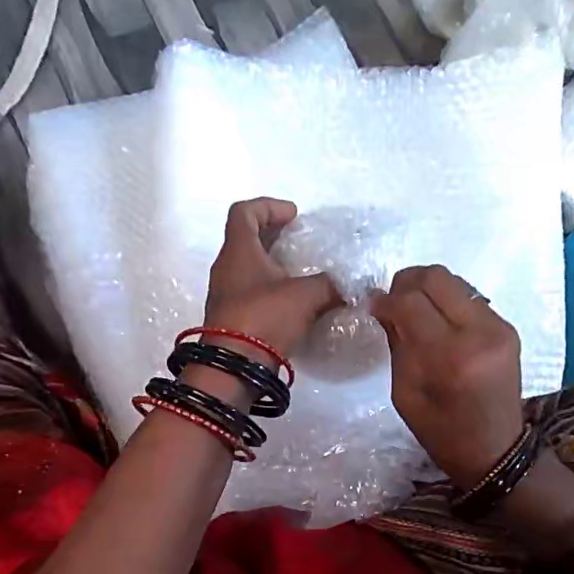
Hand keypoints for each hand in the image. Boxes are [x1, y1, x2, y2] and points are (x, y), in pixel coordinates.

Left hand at [201, 198, 342, 361]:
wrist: (235, 367)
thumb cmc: (265, 318)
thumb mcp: (306, 296)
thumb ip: (329, 285)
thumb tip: (350, 286)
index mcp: (238, 251)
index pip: (244, 212)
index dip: (269, 206)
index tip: (293, 215)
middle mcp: (225, 269)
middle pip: (245, 240)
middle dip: (272, 236)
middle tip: (297, 241)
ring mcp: (224, 296)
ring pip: (246, 269)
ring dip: (270, 266)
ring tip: (297, 275)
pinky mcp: (229, 321)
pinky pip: (249, 295)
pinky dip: (269, 292)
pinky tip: (290, 305)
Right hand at [370, 265, 524, 488]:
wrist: (496, 450)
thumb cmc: (443, 433)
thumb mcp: (406, 395)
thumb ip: (398, 346)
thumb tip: (386, 309)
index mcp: (450, 358)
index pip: (411, 303)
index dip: (386, 300)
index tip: (372, 307)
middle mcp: (480, 333)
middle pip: (437, 277)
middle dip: (407, 283)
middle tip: (393, 302)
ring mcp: (499, 327)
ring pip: (455, 282)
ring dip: (428, 291)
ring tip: (414, 312)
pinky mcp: (507, 327)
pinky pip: (470, 298)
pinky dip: (447, 303)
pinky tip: (438, 324)